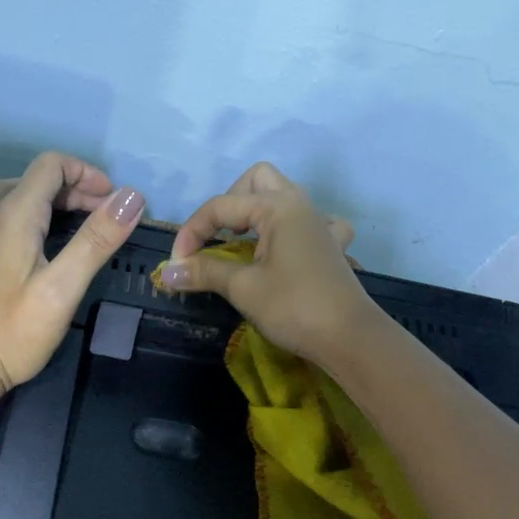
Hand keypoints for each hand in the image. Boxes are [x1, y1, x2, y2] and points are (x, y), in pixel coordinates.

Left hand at [0, 152, 144, 394]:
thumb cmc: (14, 332)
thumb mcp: (64, 287)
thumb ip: (97, 238)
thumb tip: (131, 197)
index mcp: (12, 215)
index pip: (50, 165)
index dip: (86, 173)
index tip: (111, 200)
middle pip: (31, 181)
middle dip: (70, 191)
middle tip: (100, 219)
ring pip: (7, 201)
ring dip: (43, 206)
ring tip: (69, 232)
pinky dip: (17, 225)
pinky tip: (27, 256)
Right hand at [158, 162, 376, 366]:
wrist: (350, 338)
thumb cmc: (295, 307)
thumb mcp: (243, 288)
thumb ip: (205, 272)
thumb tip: (167, 272)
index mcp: (277, 207)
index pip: (221, 207)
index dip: (192, 232)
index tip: (176, 264)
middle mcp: (300, 204)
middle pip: (257, 180)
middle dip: (229, 202)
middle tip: (216, 237)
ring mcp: (320, 223)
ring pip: (283, 195)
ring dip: (258, 211)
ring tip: (243, 241)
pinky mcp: (331, 246)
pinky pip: (312, 220)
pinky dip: (293, 228)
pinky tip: (287, 247)